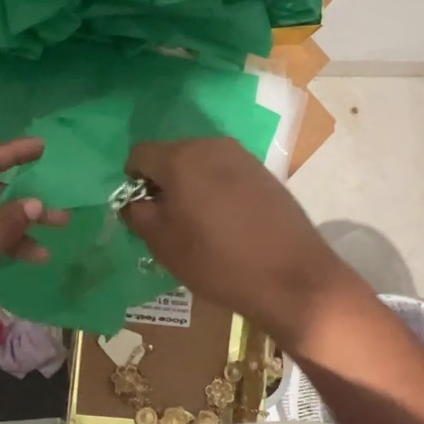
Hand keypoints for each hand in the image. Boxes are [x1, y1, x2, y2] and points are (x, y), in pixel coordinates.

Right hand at [120, 139, 366, 342]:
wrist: (291, 277)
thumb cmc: (217, 261)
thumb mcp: (163, 244)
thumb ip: (138, 215)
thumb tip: (133, 202)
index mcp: (181, 158)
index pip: (139, 154)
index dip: (133, 181)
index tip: (142, 211)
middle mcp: (211, 145)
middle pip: (171, 154)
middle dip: (163, 182)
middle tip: (168, 220)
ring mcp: (243, 157)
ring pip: (200, 163)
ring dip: (191, 186)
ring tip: (199, 224)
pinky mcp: (265, 172)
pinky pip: (226, 173)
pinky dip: (216, 190)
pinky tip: (226, 222)